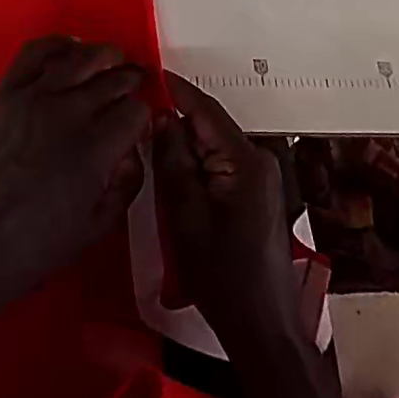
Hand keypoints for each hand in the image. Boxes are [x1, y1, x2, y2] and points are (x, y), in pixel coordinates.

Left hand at [0, 37, 150, 299]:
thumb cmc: (40, 242)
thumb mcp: (99, 224)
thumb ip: (126, 183)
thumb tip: (133, 150)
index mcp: (97, 147)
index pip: (135, 110)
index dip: (143, 114)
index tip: (140, 120)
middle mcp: (70, 112)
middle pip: (112, 79)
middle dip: (130, 79)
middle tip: (135, 82)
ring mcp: (35, 96)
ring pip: (79, 58)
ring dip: (103, 54)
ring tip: (112, 58)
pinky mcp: (7, 92)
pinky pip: (35, 53)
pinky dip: (57, 44)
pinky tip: (71, 48)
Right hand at [153, 72, 299, 343]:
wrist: (261, 325)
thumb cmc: (222, 273)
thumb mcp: (186, 214)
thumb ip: (173, 160)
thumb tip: (161, 117)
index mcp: (245, 161)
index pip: (206, 111)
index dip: (176, 90)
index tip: (149, 72)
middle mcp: (259, 160)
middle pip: (209, 127)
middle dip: (175, 119)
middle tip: (137, 112)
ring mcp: (260, 177)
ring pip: (213, 146)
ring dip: (183, 143)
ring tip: (148, 139)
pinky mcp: (255, 194)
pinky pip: (219, 164)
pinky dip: (195, 162)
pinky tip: (172, 171)